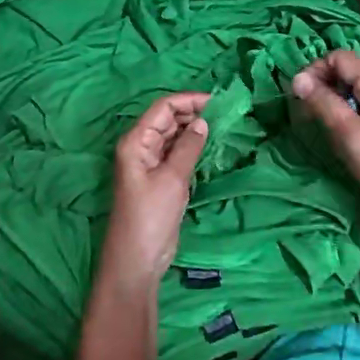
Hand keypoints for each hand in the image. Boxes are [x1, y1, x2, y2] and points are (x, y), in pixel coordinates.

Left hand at [103, 92, 209, 284]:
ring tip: (220, 126)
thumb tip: (203, 122)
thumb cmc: (151, 216)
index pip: (163, 108)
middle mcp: (140, 146)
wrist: (137, 258)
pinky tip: (208, 146)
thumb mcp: (173, 178)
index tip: (216, 101)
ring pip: (172, 135)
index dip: (188, 100)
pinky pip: (175, 153)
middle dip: (192, 113)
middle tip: (223, 114)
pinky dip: (190, 146)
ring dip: (192, 129)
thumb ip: (188, 147)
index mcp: (136, 141)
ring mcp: (148, 163)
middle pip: (167, 119)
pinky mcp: (158, 178)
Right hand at [292, 51, 359, 265]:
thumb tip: (297, 79)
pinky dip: (345, 117)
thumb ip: (325, 105)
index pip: (342, 58)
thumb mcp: (353, 138)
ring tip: (320, 129)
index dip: (315, 71)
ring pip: (353, 91)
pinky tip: (339, 138)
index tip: (297, 97)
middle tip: (305, 116)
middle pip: (348, 72)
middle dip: (322, 88)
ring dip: (332, 104)